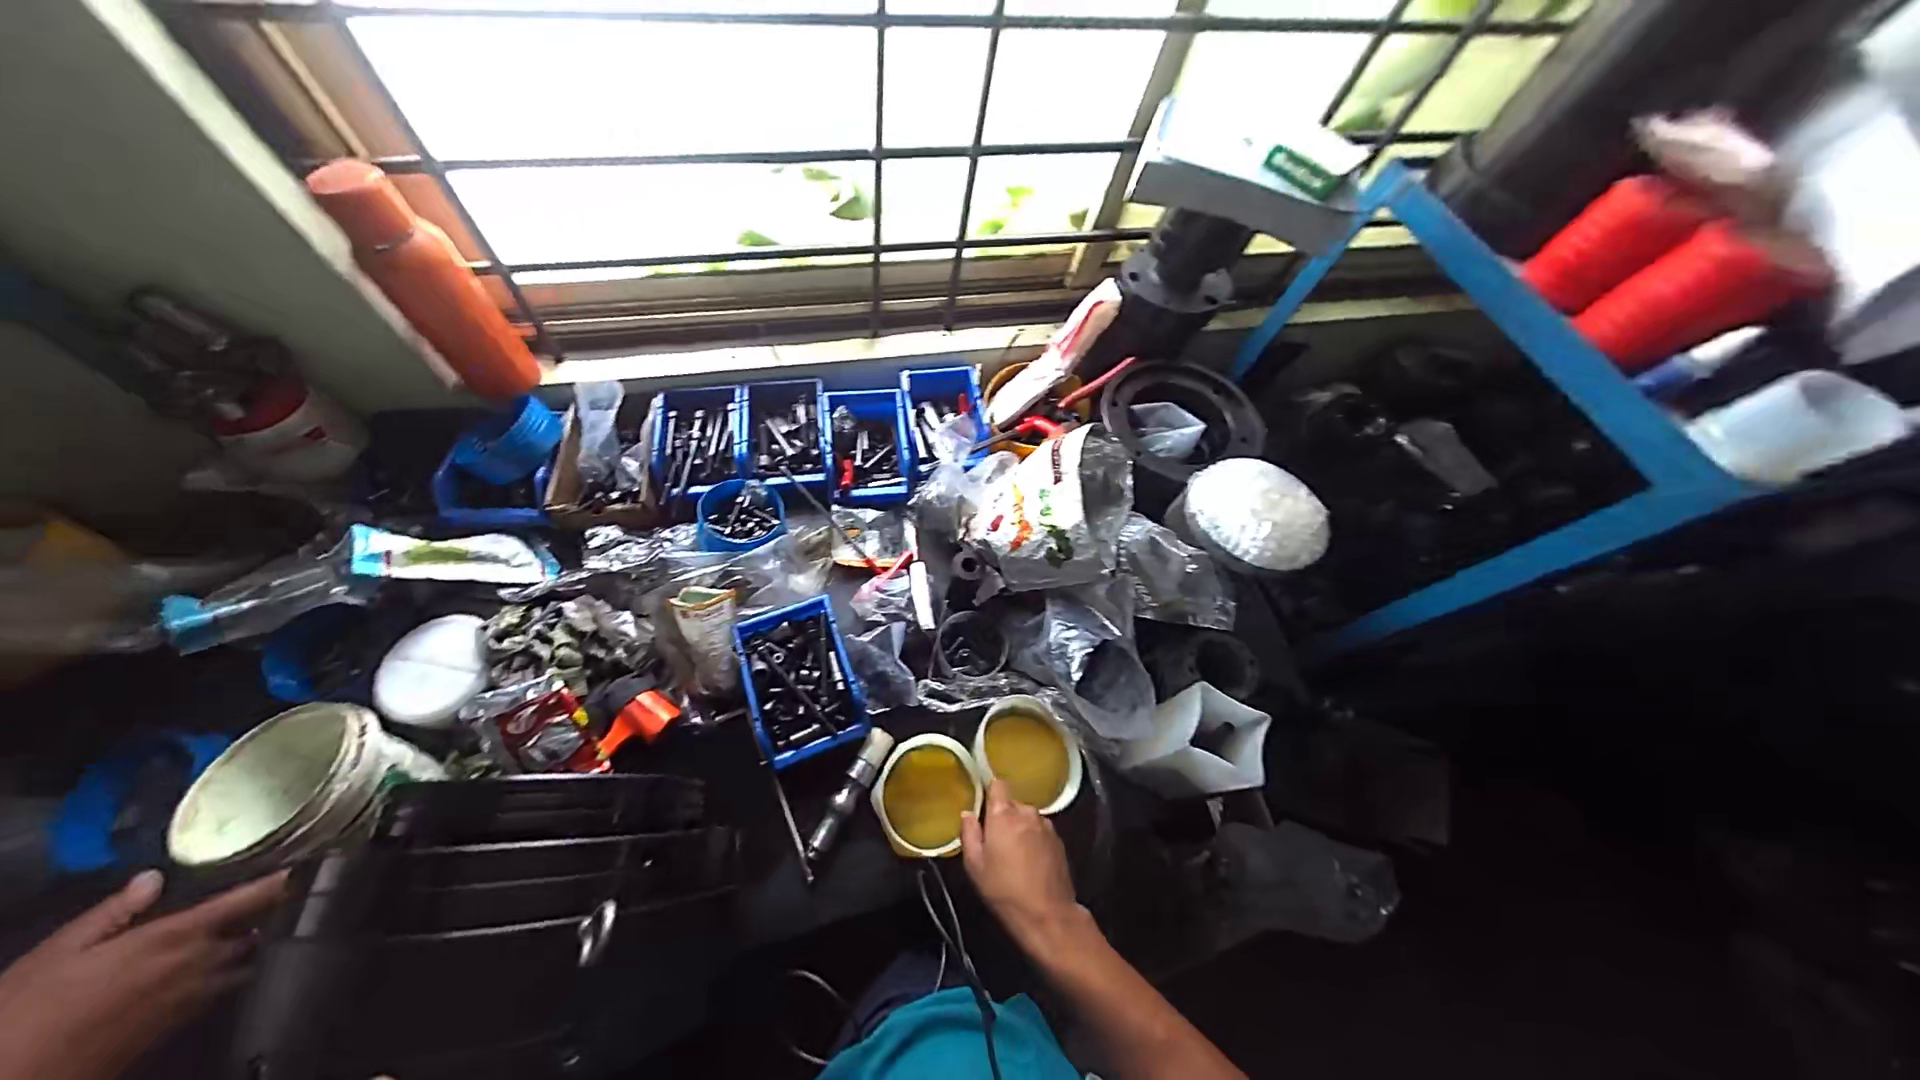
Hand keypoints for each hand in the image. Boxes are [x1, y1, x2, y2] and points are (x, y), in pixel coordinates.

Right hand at [0, 868, 288, 1079]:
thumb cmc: (22, 1014)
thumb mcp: (58, 953)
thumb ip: (114, 912)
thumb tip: (154, 877)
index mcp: (174, 938)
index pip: (247, 901)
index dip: (279, 882)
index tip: (306, 866)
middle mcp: (196, 964)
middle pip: (251, 931)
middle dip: (264, 916)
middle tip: (274, 898)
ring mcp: (190, 998)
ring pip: (240, 963)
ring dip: (245, 948)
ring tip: (248, 931)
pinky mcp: (175, 1027)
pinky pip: (217, 992)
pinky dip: (224, 976)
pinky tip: (211, 970)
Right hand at [960, 778, 1087, 953]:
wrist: (1047, 914)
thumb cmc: (1004, 890)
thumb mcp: (975, 866)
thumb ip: (969, 834)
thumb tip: (967, 814)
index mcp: (1004, 814)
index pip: (998, 784)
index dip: (990, 791)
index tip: (984, 805)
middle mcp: (1027, 812)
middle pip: (1012, 803)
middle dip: (1003, 816)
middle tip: (995, 840)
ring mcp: (1046, 825)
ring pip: (1027, 817)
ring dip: (1020, 827)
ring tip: (1014, 854)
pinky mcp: (1059, 840)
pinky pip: (1040, 830)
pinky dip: (1033, 838)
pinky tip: (1030, 861)